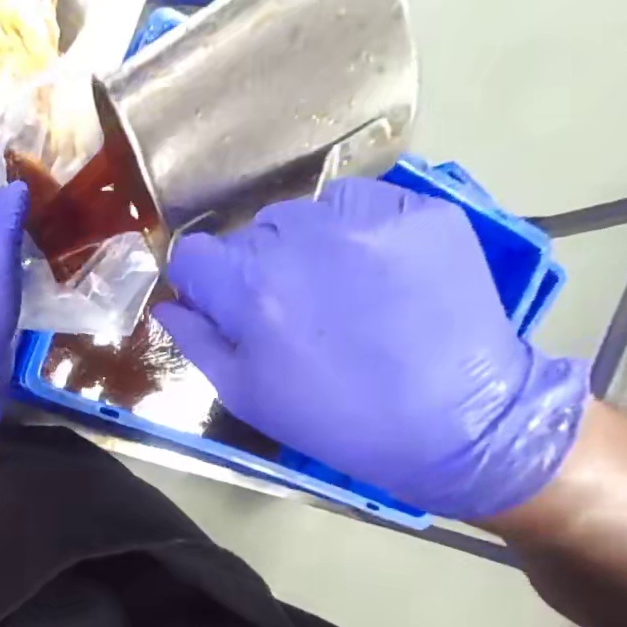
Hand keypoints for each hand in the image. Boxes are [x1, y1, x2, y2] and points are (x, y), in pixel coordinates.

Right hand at [153, 177, 589, 518]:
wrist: (455, 423)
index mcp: (251, 289)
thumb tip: (171, 304)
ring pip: (303, 213)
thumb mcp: (247, 396)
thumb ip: (198, 342)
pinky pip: (362, 204)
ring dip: (302, 245)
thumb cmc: (334, 423)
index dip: (200, 282)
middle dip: (253, 266)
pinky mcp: (421, 210)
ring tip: (334, 289)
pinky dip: (354, 232)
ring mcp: (367, 218)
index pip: (193, 254)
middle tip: (287, 310)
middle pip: (248, 232)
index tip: (220, 305)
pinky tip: (374, 273)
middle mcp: (302, 239)